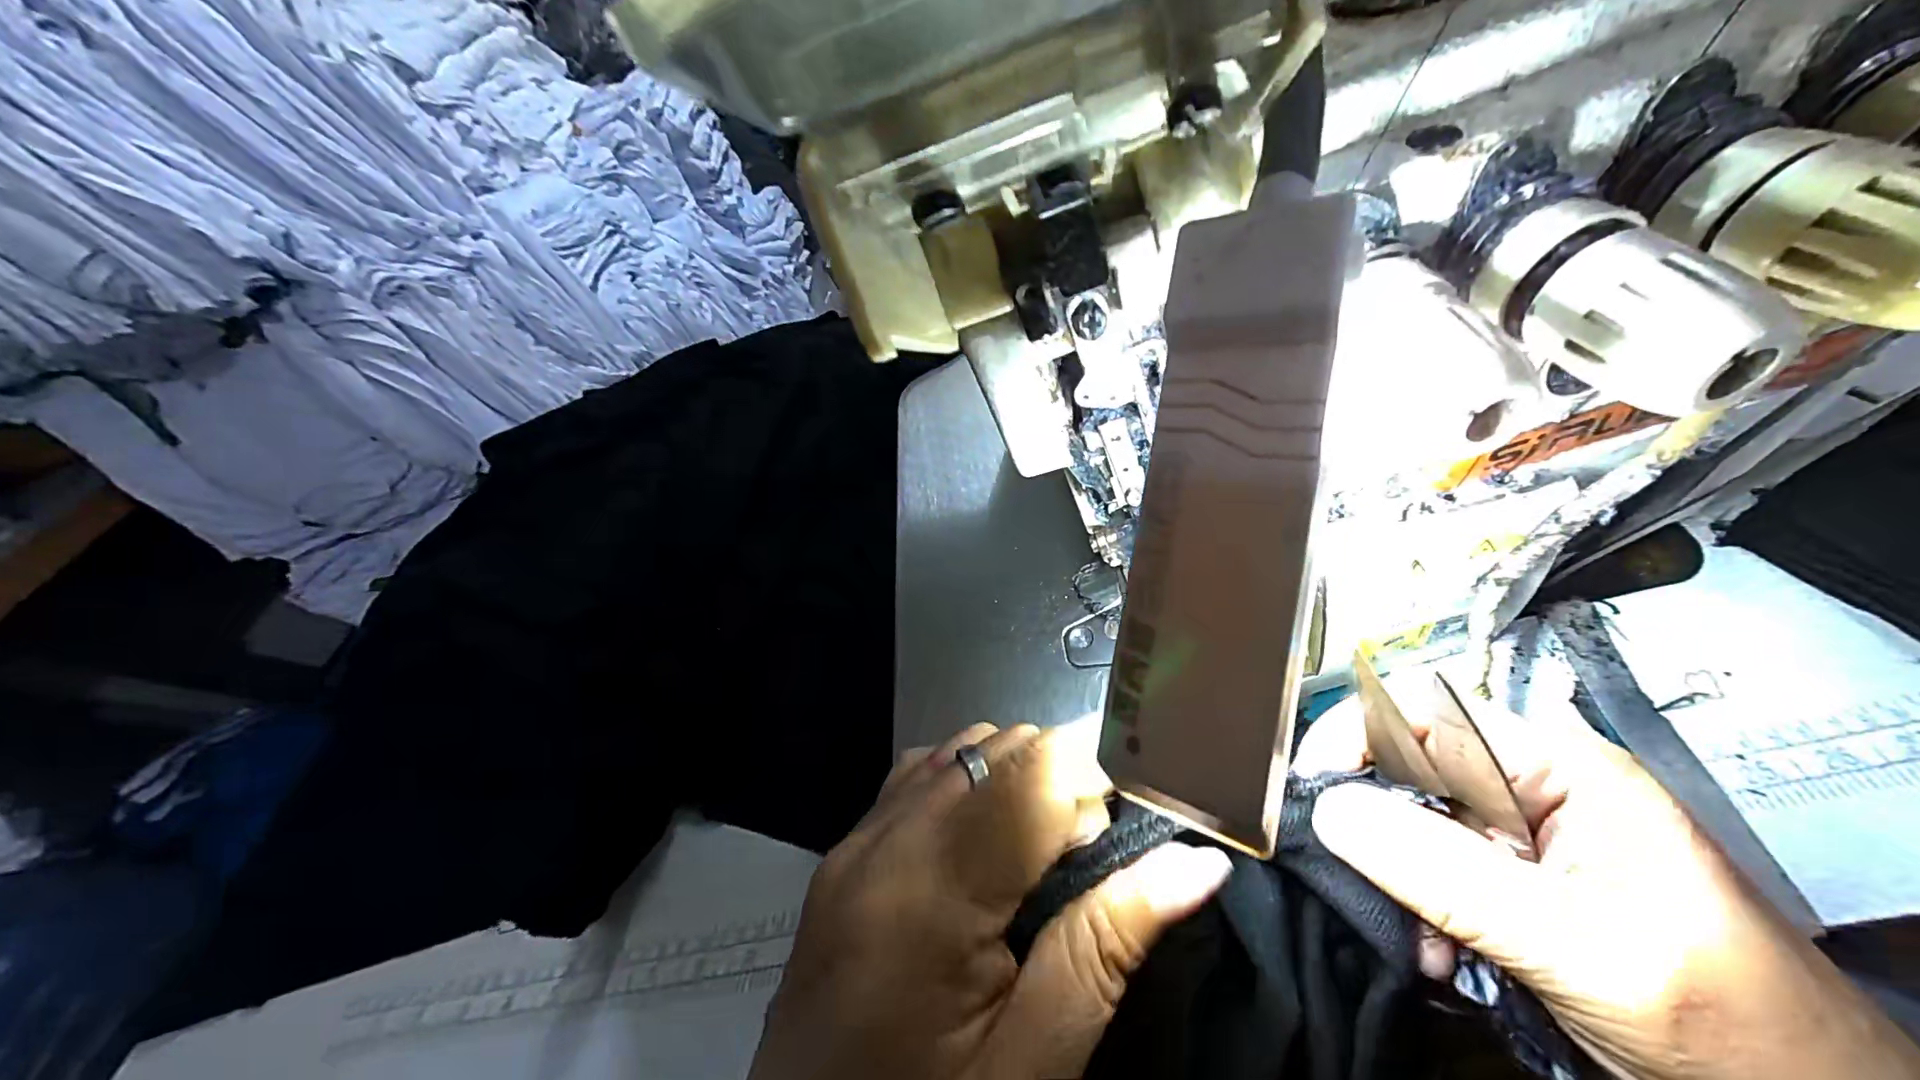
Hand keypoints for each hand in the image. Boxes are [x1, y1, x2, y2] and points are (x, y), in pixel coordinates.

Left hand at [749, 722, 1231, 1079]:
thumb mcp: (1031, 1061)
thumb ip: (1106, 946)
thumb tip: (1199, 863)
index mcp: (928, 891)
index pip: (1031, 769)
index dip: (1093, 782)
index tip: (1120, 838)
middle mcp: (882, 841)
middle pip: (996, 748)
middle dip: (1060, 780)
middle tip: (1082, 862)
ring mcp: (854, 840)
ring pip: (959, 751)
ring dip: (1017, 780)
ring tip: (1036, 859)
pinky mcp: (844, 851)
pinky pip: (919, 776)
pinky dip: (969, 786)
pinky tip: (984, 848)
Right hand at [1296, 675, 1919, 1079]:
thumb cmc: (1732, 1020)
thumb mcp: (1580, 944)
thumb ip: (1449, 875)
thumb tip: (1331, 811)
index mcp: (1558, 769)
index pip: (1425, 712)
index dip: (1356, 735)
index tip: (1311, 787)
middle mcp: (1528, 789)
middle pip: (1407, 768)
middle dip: (1375, 825)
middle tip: (1361, 881)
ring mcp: (1516, 839)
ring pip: (1409, 826)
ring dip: (1396, 881)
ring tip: (1420, 943)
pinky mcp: (1507, 884)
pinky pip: (1428, 873)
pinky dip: (1416, 910)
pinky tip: (1437, 955)